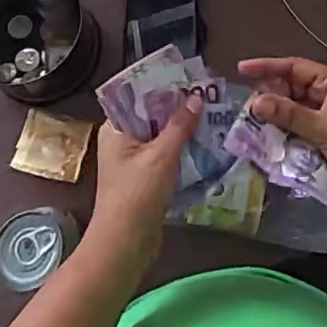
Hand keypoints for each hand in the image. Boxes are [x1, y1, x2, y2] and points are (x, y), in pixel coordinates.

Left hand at [85, 95, 200, 281]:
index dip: (163, 87)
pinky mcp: (143, 179)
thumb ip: (180, 125)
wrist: (124, 246)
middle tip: (208, 97)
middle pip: (151, 116)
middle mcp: (120, 140)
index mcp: (115, 128)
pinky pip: (163, 156)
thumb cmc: (137, 195)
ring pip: (159, 137)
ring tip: (211, 118)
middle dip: (177, 108)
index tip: (190, 79)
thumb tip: (195, 97)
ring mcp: (131, 161)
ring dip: (181, 130)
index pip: (137, 97)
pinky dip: (180, 151)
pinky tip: (203, 146)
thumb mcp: (162, 156)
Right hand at [237, 57, 326, 208]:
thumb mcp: (324, 129)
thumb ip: (289, 114)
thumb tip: (255, 101)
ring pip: (291, 108)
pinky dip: (282, 129)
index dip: (267, 67)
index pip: (295, 67)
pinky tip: (266, 134)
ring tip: (251, 121)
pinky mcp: (321, 134)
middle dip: (269, 94)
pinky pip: (295, 125)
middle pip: (290, 87)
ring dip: (273, 114)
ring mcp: (324, 115)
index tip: (241, 69)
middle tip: (247, 106)